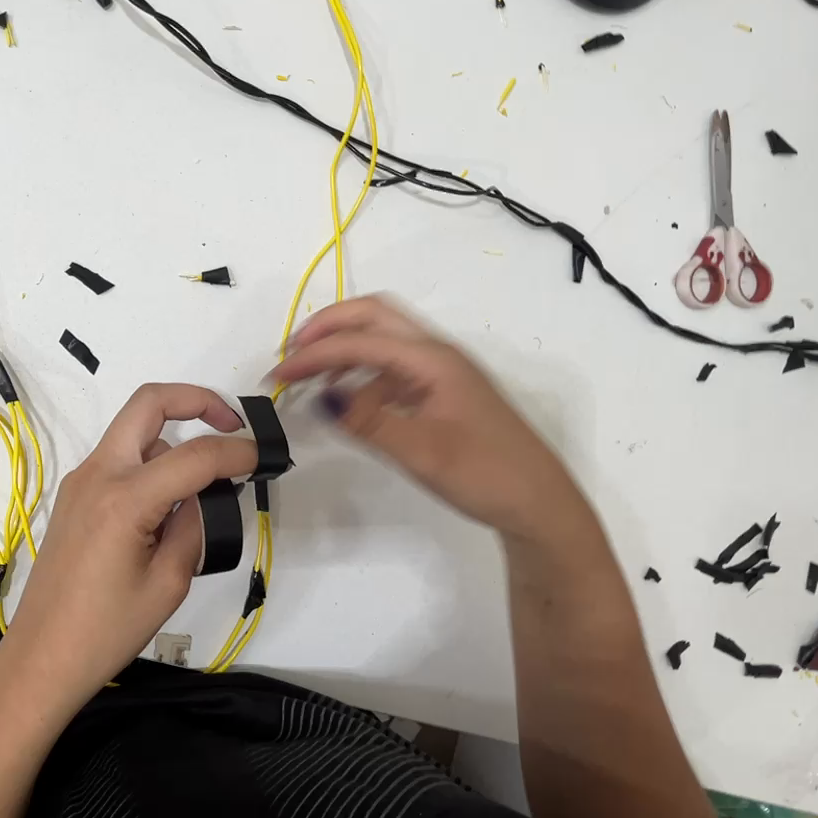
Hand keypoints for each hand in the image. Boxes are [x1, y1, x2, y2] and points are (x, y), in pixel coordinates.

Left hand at [0, 384, 257, 720]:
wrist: (40, 659)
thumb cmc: (106, 632)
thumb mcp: (168, 583)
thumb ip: (194, 525)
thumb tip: (208, 492)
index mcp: (123, 499)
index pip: (194, 456)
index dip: (236, 452)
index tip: (262, 459)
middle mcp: (97, 474)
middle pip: (149, 402)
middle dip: (197, 399)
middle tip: (233, 424)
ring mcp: (81, 480)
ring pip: (134, 429)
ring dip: (173, 437)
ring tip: (204, 487)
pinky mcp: (75, 495)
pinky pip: (121, 457)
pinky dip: (152, 461)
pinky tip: (170, 504)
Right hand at [268, 295, 582, 540]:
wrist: (539, 503)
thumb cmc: (485, 475)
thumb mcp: (422, 453)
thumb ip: (369, 421)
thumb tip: (322, 396)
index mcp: (433, 359)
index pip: (361, 340)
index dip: (315, 353)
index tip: (278, 374)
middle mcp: (436, 353)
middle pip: (373, 314)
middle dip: (327, 325)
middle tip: (292, 352)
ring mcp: (440, 370)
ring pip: (383, 336)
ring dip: (343, 344)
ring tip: (308, 371)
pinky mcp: (440, 389)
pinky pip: (391, 364)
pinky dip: (360, 371)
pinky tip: (346, 397)